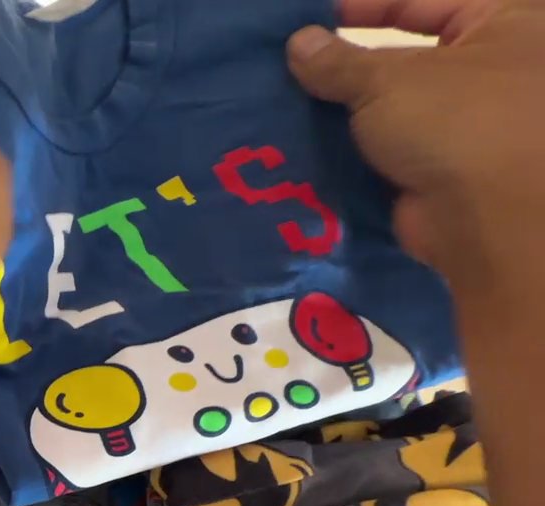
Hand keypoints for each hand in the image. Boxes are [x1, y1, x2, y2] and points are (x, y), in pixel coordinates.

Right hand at [288, 0, 544, 301]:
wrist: (490, 211)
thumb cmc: (461, 121)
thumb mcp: (392, 80)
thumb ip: (340, 62)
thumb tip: (299, 41)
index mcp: (505, 23)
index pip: (421, 2)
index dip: (362, 7)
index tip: (305, 20)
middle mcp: (486, 66)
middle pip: (397, 56)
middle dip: (338, 65)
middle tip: (278, 72)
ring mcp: (456, 119)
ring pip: (379, 107)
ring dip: (330, 113)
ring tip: (274, 115)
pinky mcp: (427, 164)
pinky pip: (372, 148)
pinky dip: (336, 149)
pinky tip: (292, 151)